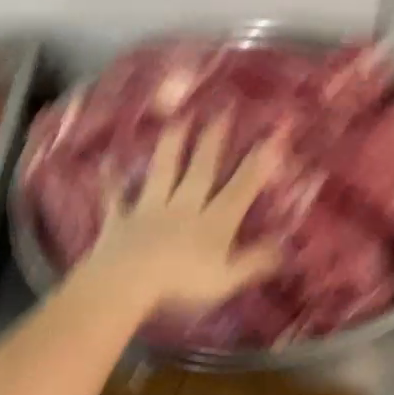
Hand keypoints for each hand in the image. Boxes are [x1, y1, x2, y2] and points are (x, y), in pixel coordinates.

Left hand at [82, 118, 283, 311]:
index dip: (259, 162)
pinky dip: (111, 178)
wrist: (127, 281)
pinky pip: (115, 196)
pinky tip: (107, 161)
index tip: (274, 133)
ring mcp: (149, 210)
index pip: (242, 188)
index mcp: (213, 223)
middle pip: (201, 170)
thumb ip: (255, 262)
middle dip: (214, 139)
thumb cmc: (180, 285)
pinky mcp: (119, 219)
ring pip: (162, 172)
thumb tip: (286, 246)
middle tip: (222, 109)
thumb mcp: (227, 279)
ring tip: (177, 120)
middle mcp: (183, 207)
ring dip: (171, 146)